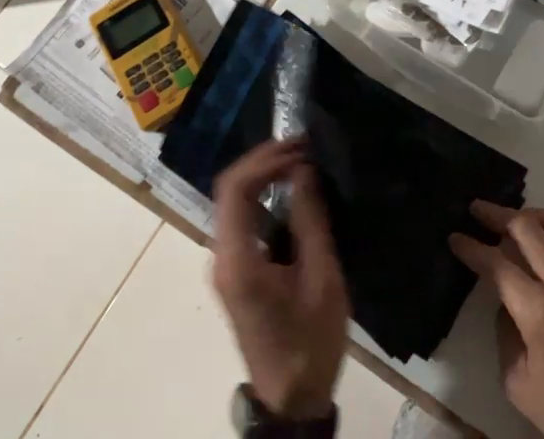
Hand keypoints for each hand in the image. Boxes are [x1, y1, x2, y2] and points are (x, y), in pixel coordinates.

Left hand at [212, 139, 348, 421]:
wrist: (291, 397)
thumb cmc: (310, 340)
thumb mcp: (321, 278)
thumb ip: (309, 221)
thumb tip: (304, 172)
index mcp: (237, 259)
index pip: (236, 189)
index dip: (266, 159)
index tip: (301, 147)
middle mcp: (221, 257)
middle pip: (230, 191)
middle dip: (265, 162)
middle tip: (304, 146)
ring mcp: (225, 265)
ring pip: (235, 204)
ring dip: (265, 177)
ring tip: (303, 162)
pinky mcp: (236, 272)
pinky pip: (244, 222)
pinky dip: (265, 199)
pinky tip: (294, 193)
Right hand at [451, 202, 543, 438]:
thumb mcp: (518, 383)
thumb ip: (505, 331)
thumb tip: (505, 299)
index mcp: (541, 313)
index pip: (497, 264)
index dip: (471, 248)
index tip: (455, 237)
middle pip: (527, 229)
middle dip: (496, 215)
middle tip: (477, 210)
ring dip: (532, 215)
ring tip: (514, 218)